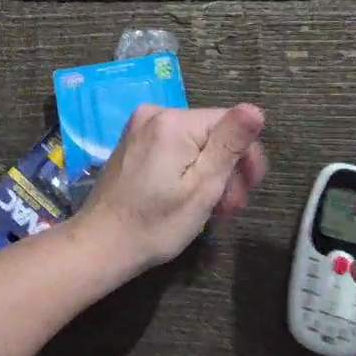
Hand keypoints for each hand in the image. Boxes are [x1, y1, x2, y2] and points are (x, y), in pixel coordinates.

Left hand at [72, 104, 267, 274]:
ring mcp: (140, 126)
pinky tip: (190, 198)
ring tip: (214, 210)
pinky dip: (188, 169)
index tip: (248, 191)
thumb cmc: (155, 224)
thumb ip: (229, 145)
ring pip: (195, 142)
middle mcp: (155, 112)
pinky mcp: (134, 141)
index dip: (246, 155)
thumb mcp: (202, 188)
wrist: (100, 245)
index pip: (230, 122)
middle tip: (230, 209)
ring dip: (210, 173)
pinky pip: (175, 146)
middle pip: (212, 132)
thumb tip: (255, 109)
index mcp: (173, 121)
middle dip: (228, 168)